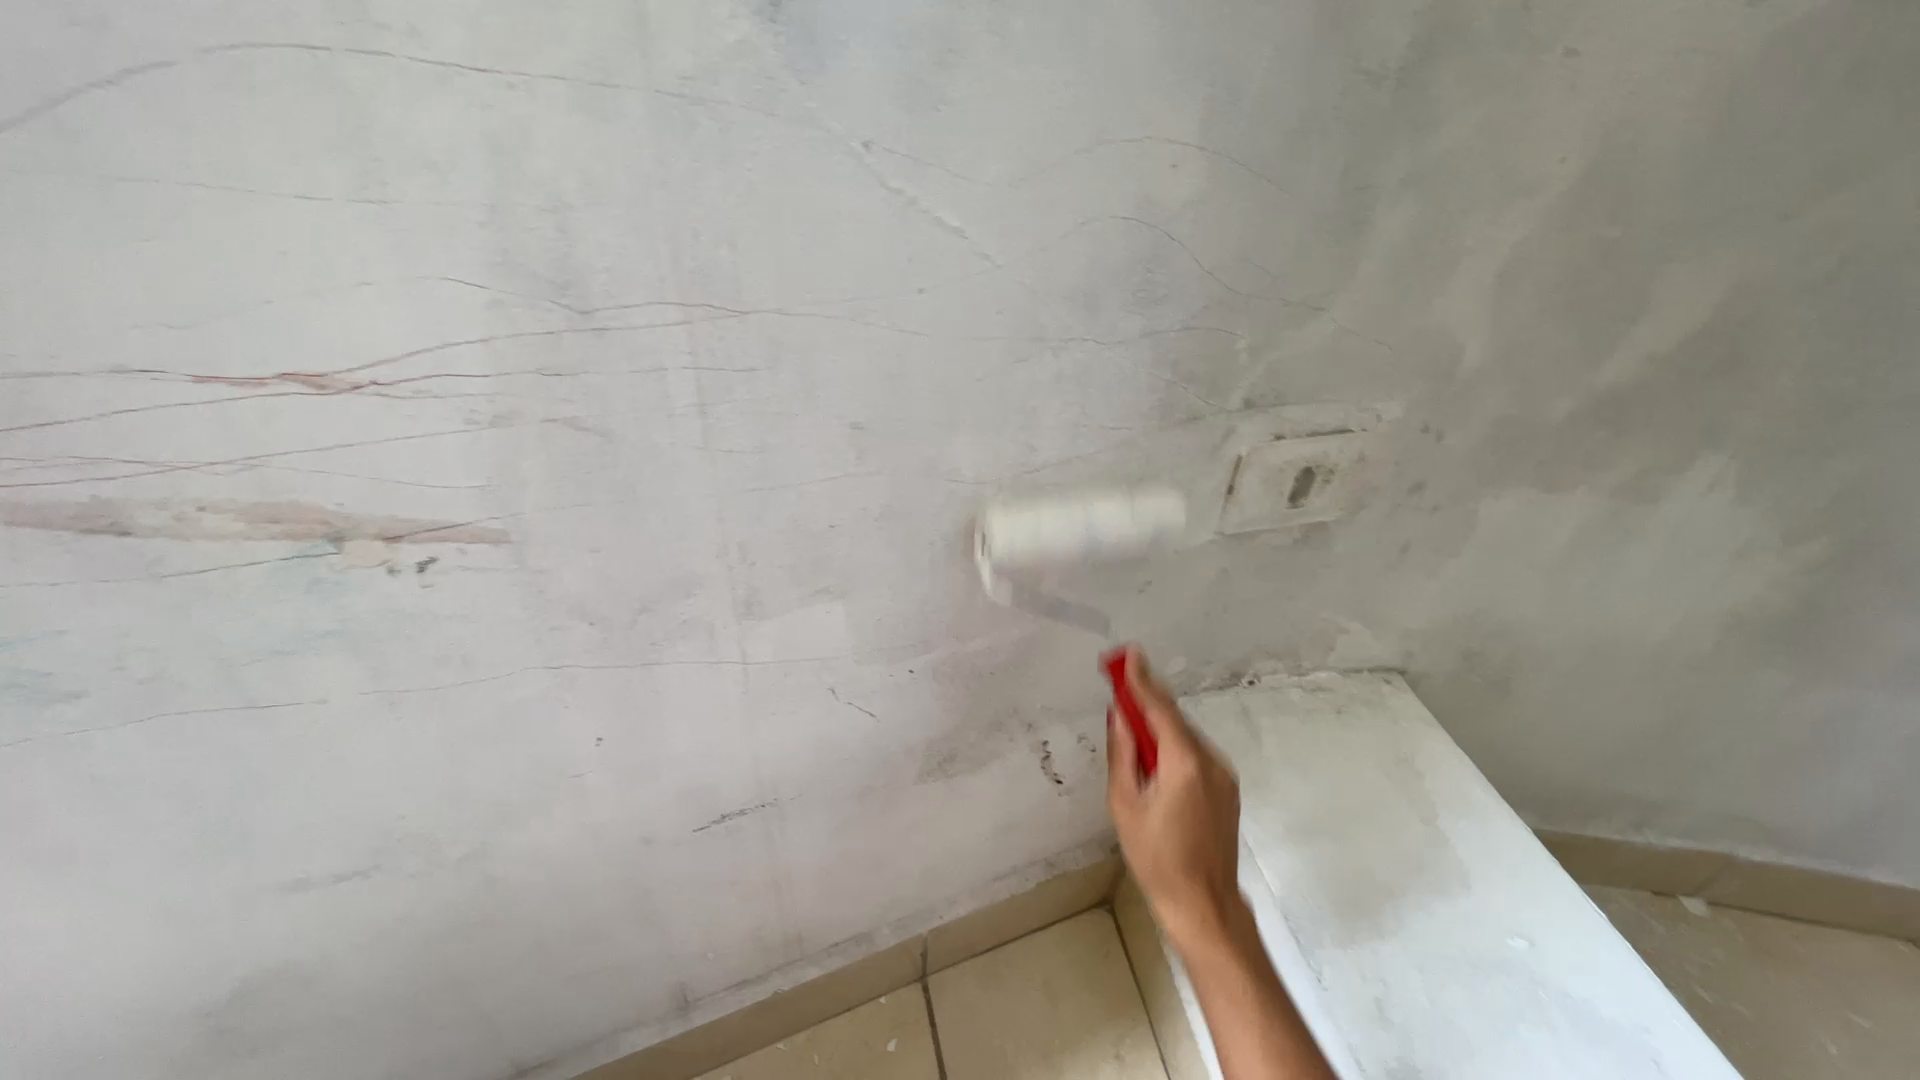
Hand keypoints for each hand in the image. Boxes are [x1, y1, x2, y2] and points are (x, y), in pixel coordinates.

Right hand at [1106, 645, 1245, 954]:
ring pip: (1185, 737)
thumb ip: (1123, 753)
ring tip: (1132, 729)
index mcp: (1184, 763)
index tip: (1127, 655)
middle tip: (1120, 682)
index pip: (1160, 708)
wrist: (1203, 903)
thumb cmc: (1155, 857)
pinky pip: (1195, 755)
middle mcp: (1210, 760)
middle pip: (1174, 719)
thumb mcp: (1125, 803)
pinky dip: (1173, 747)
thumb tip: (1119, 715)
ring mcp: (1224, 775)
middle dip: (1147, 701)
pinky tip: (1155, 760)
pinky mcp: (1227, 789)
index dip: (1141, 680)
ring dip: (1159, 727)